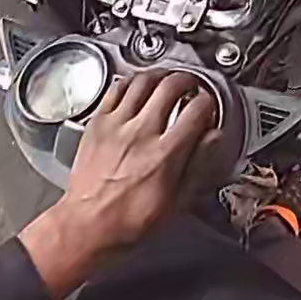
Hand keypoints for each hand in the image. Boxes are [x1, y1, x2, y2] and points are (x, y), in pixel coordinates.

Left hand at [18, 70, 219, 296]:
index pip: (196, 110)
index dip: (208, 102)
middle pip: (171, 86)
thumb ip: (198, 166)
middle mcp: (142, 133)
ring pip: (143, 81)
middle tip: (191, 84)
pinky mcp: (98, 122)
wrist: (87, 225)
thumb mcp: (176, 202)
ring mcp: (118, 124)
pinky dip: (131, 81)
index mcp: (165, 154)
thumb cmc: (129, 220)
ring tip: (167, 79)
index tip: (208, 105)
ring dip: (160, 75)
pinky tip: (138, 86)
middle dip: (187, 80)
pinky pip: (117, 89)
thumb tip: (213, 139)